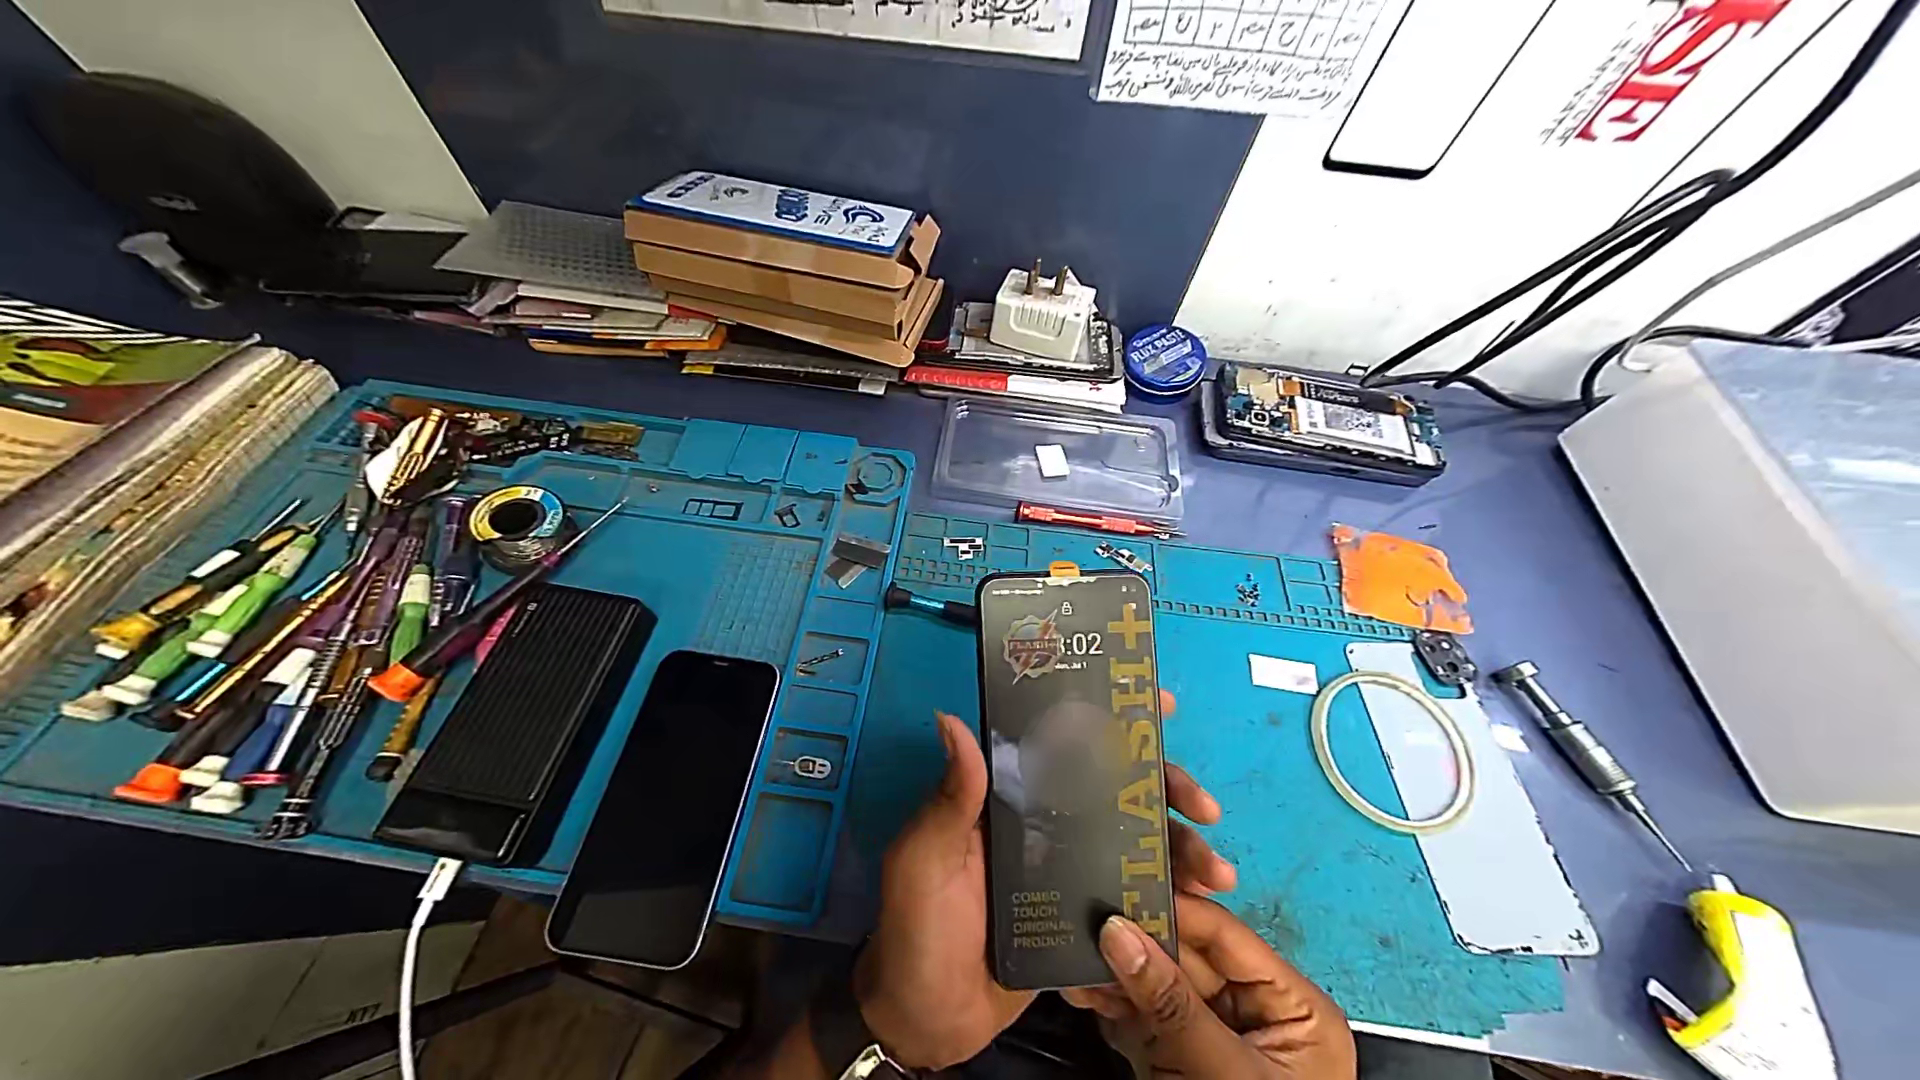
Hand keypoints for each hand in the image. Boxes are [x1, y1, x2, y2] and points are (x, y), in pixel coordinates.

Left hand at [853, 706, 1235, 1068]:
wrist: (929, 1021)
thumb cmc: (918, 928)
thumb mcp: (926, 857)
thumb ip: (950, 796)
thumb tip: (951, 717)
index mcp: (1008, 795)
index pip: (1065, 742)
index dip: (1112, 721)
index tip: (1162, 709)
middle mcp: (1043, 820)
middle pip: (1115, 788)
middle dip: (1166, 787)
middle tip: (1202, 808)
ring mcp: (1067, 867)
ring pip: (1133, 839)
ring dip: (1179, 846)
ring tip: (1214, 872)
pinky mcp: (1083, 915)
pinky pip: (1133, 893)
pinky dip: (1168, 893)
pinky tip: (1198, 903)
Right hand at [1073, 896, 1355, 1078]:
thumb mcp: (1224, 1074)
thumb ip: (1172, 1001)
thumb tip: (1116, 929)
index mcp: (1292, 1004)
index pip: (1223, 934)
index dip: (1171, 909)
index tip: (1118, 888)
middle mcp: (1248, 1007)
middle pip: (1182, 953)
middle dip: (1132, 942)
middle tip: (1083, 921)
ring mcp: (1207, 1030)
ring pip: (1153, 980)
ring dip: (1112, 972)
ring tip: (1074, 961)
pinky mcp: (1175, 1052)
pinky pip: (1140, 1012)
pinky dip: (1109, 1002)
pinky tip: (1081, 990)